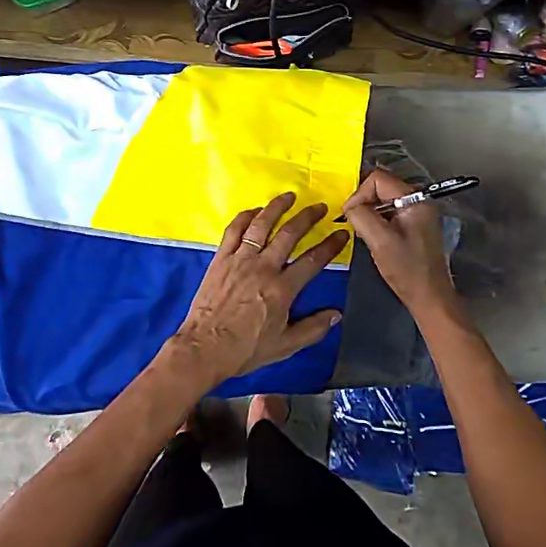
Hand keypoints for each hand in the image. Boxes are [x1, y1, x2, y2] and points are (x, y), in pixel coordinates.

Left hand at [160, 192, 348, 387]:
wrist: (203, 350)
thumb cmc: (245, 349)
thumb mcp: (286, 345)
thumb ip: (314, 328)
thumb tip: (336, 314)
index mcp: (282, 288)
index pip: (313, 260)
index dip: (330, 245)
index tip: (341, 233)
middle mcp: (263, 268)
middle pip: (290, 234)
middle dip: (308, 217)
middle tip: (320, 207)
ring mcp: (240, 260)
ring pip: (262, 225)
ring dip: (277, 207)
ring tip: (290, 196)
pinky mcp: (220, 260)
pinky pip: (234, 231)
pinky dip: (245, 217)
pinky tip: (255, 211)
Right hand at [342, 169, 461, 321]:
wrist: (429, 295)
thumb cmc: (406, 269)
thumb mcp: (380, 241)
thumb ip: (362, 216)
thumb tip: (351, 206)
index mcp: (415, 199)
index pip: (379, 178)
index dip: (359, 193)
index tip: (350, 214)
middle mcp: (419, 200)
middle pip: (382, 186)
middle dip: (364, 201)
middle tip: (354, 223)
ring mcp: (417, 212)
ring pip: (384, 199)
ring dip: (369, 211)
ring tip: (363, 231)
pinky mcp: (414, 225)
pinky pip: (390, 211)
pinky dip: (377, 219)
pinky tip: (373, 236)